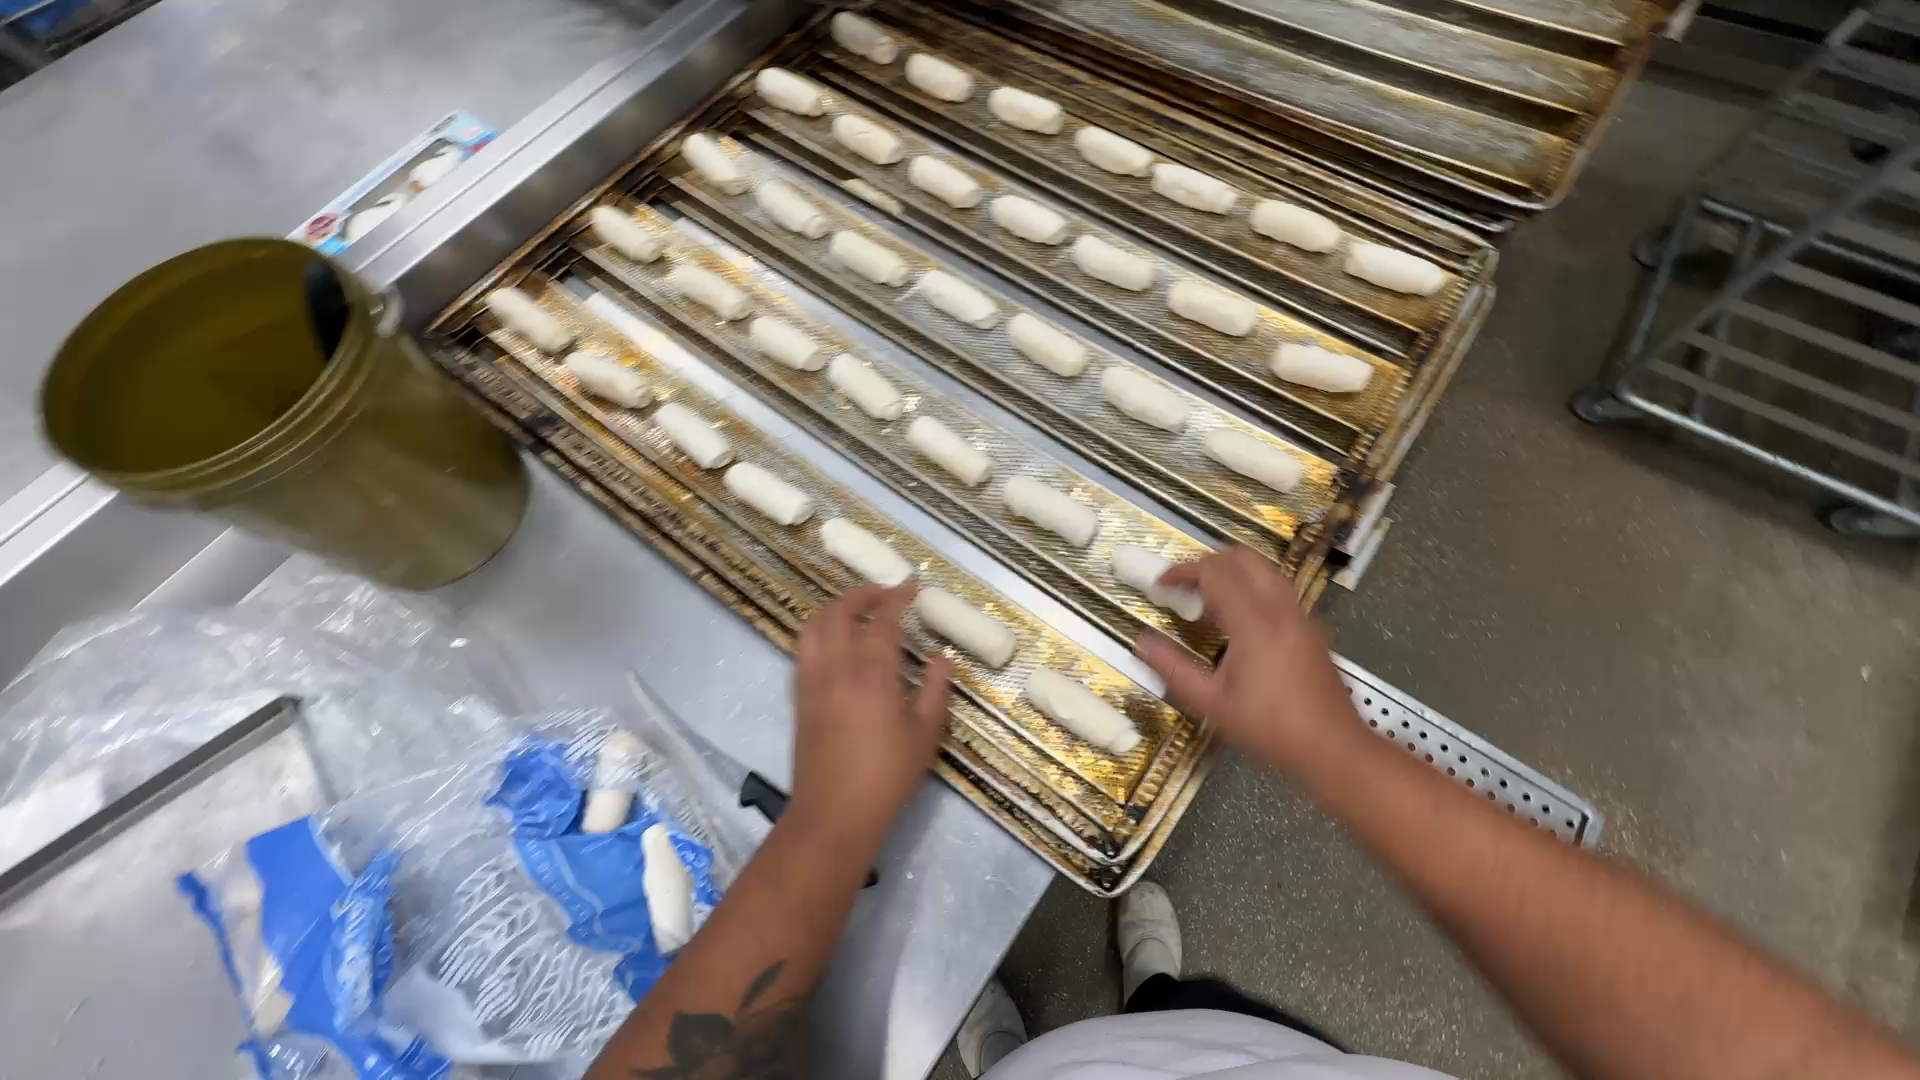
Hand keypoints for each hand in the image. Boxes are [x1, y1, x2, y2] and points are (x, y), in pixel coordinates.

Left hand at [789, 584, 953, 843]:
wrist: (833, 812)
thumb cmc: (886, 774)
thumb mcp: (925, 733)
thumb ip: (935, 689)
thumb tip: (942, 657)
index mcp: (871, 671)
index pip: (883, 618)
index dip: (898, 597)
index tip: (912, 586)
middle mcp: (836, 665)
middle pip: (841, 611)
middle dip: (862, 594)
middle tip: (884, 593)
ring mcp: (811, 679)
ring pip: (814, 625)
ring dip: (835, 608)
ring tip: (856, 611)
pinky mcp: (798, 696)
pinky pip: (803, 648)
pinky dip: (819, 632)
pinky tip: (834, 644)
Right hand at [1135, 548, 1358, 770]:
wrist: (1333, 748)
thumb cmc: (1269, 728)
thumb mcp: (1211, 703)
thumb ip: (1174, 668)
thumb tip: (1142, 643)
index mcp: (1253, 621)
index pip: (1214, 572)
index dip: (1182, 571)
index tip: (1161, 584)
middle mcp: (1280, 608)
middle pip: (1244, 557)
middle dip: (1209, 562)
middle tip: (1184, 583)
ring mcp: (1300, 616)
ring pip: (1265, 569)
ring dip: (1233, 571)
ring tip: (1208, 596)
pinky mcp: (1311, 628)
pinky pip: (1278, 589)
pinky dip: (1252, 587)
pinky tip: (1238, 619)